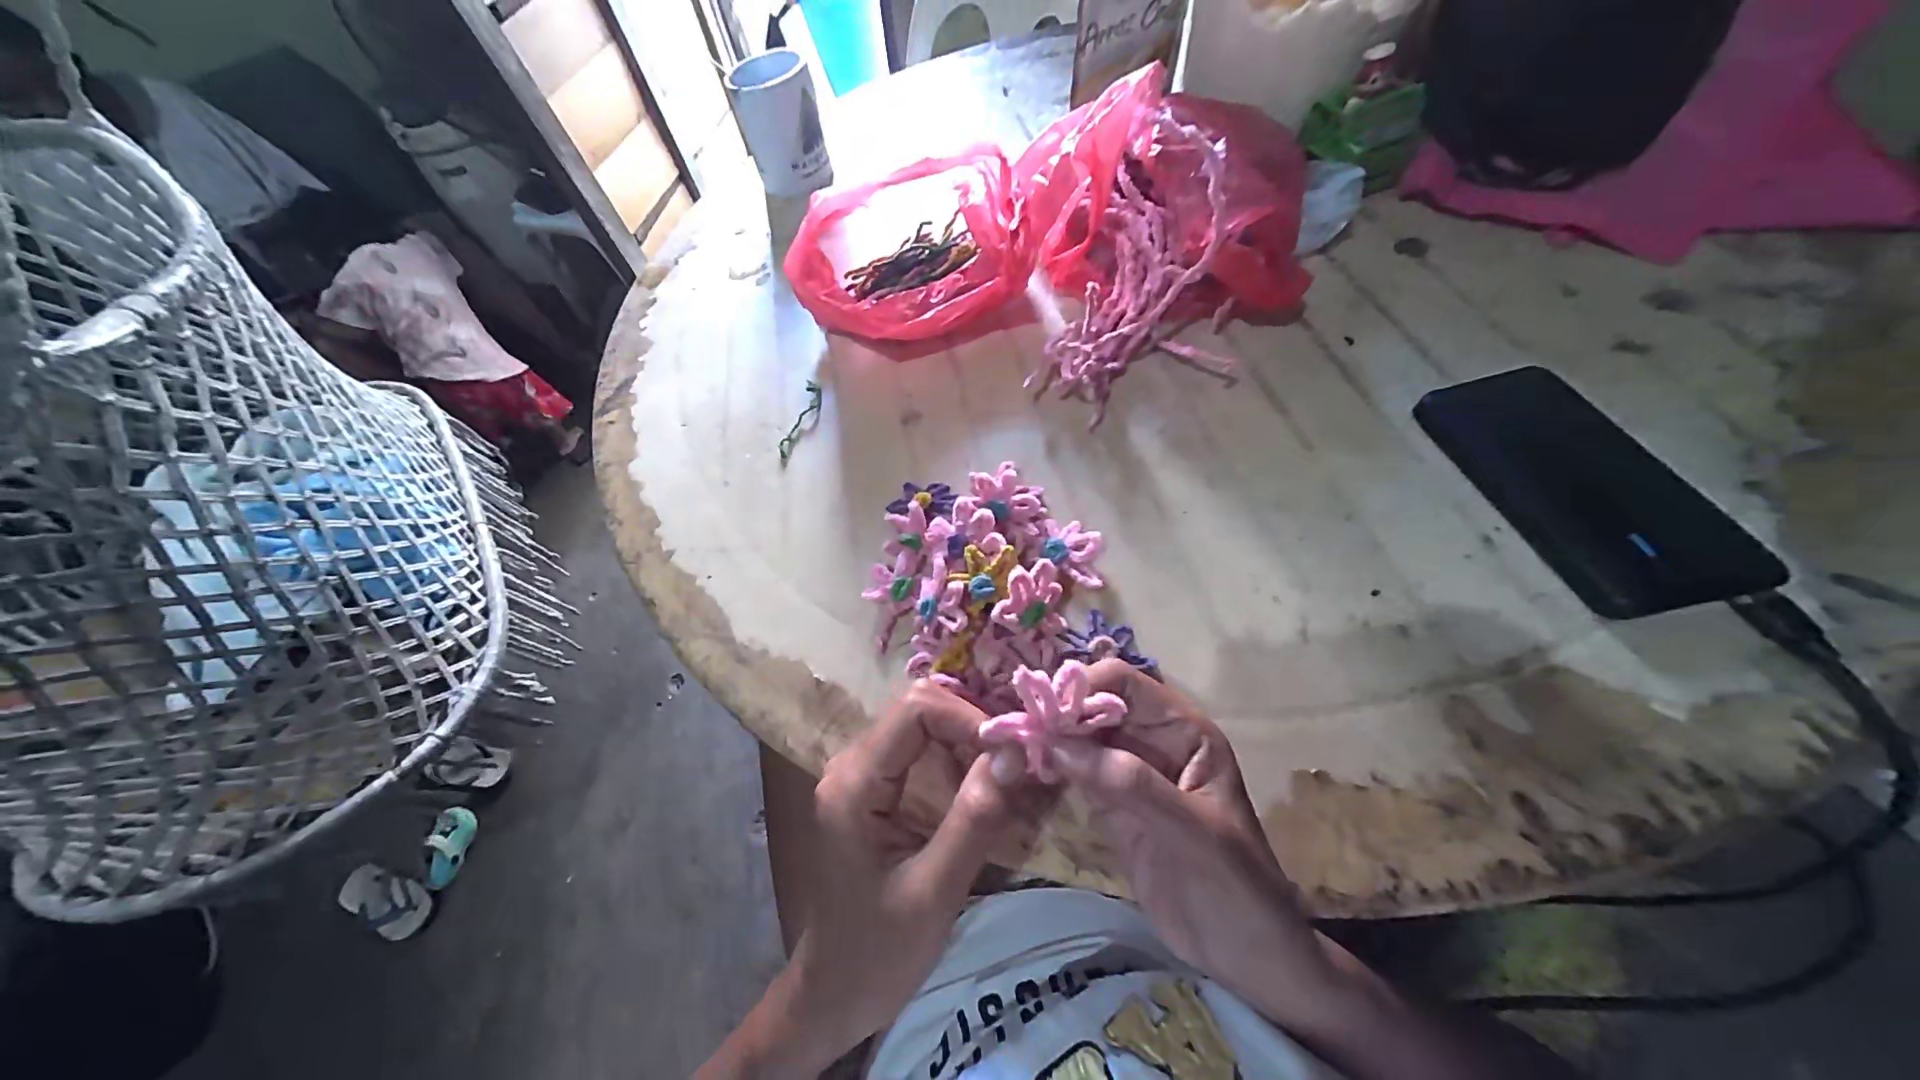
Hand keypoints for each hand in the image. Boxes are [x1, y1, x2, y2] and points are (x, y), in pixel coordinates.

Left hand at [697, 681, 1037, 1078]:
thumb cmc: (877, 951)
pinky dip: (963, 764)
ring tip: (1014, 778)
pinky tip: (990, 792)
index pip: (916, 709)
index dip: (969, 717)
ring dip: (974, 746)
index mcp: (855, 781)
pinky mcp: (879, 790)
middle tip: (1022, 763)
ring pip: (927, 727)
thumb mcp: (933, 892)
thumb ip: (974, 819)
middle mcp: (854, 763)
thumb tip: (1015, 754)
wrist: (834, 992)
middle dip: (976, 728)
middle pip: (922, 710)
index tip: (1014, 753)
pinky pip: (925, 754)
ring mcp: (865, 774)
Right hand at [1047, 661, 1344, 1025]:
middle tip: (1017, 729)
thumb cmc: (1236, 886)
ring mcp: (1130, 772)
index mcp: (1183, 731)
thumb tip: (1057, 741)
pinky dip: (1051, 765)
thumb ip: (1129, 783)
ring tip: (1012, 745)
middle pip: (1095, 703)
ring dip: (1048, 736)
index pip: (1125, 683)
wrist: (1246, 956)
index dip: (1083, 687)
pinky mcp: (1111, 803)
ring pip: (1080, 735)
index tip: (1044, 711)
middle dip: (1057, 709)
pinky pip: (1076, 770)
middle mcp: (1153, 740)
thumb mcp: (1191, 831)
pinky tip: (1025, 769)